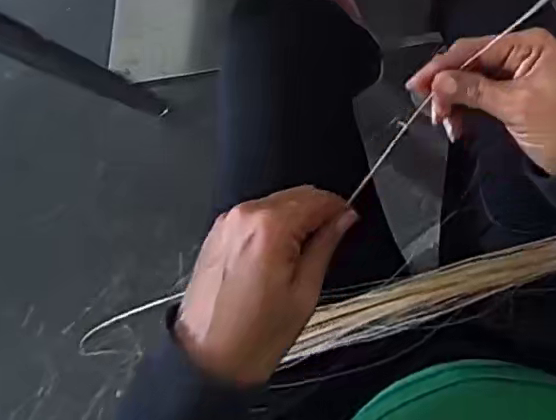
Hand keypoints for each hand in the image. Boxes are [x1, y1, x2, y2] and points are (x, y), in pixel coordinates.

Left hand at [174, 186, 358, 385]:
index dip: (338, 206)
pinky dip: (272, 223)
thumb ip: (325, 247)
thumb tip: (343, 220)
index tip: (349, 217)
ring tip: (306, 249)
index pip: (315, 199)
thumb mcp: (304, 294)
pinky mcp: (219, 229)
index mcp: (270, 227)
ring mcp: (229, 219)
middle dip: (317, 210)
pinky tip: (279, 251)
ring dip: (295, 216)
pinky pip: (255, 213)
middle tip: (333, 233)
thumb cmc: (254, 337)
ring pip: (275, 201)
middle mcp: (247, 214)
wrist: (206, 360)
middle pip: (295, 194)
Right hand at [406, 28, 555, 175]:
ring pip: (470, 81)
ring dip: (453, 101)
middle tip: (430, 110)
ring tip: (445, 124)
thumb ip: (475, 90)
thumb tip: (437, 81)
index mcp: (527, 45)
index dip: (443, 65)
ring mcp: (514, 74)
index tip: (417, 83)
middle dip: (447, 87)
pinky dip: (465, 110)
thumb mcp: (517, 107)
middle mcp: (519, 53)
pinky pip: (479, 96)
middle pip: (469, 64)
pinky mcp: (511, 95)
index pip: (475, 48)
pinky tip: (456, 126)